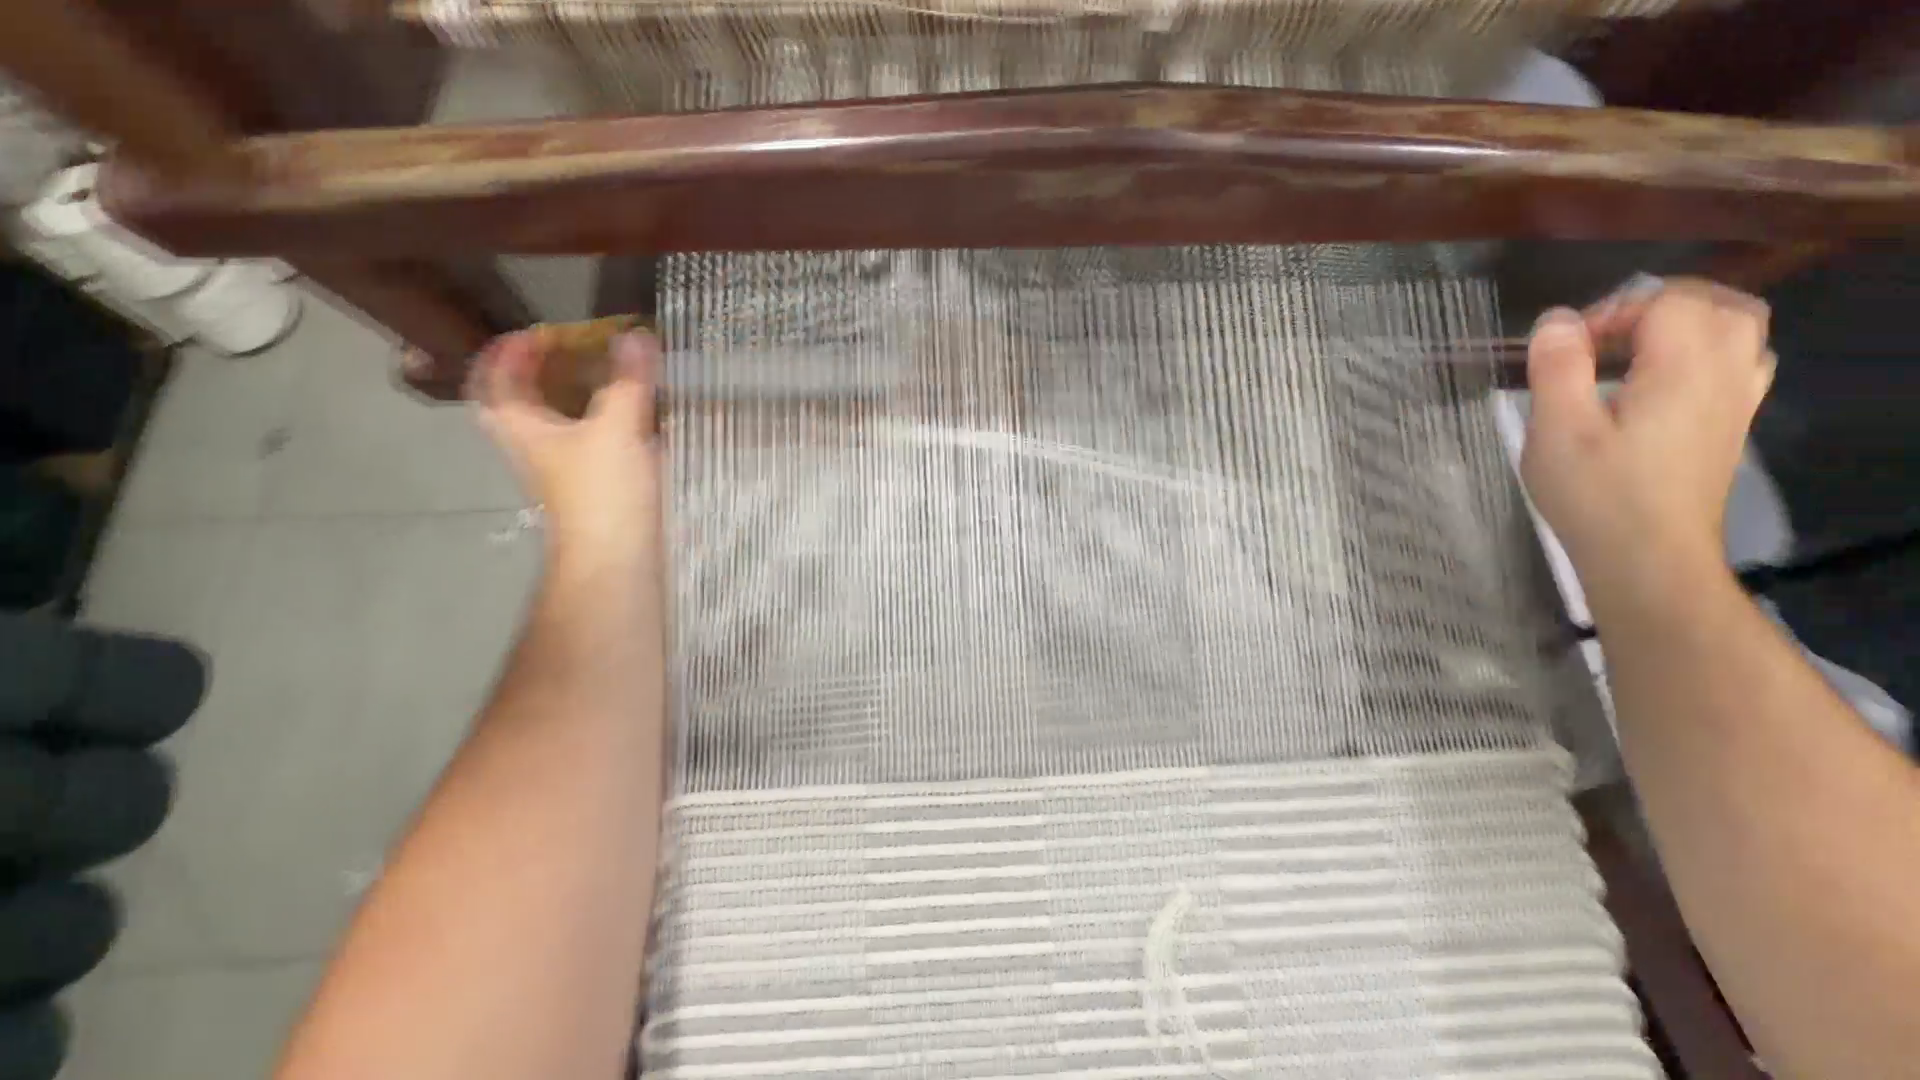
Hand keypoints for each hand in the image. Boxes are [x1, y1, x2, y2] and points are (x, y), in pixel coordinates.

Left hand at [469, 331, 663, 574]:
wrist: (614, 561)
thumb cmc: (602, 493)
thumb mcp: (616, 428)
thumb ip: (627, 380)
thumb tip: (635, 334)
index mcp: (522, 426)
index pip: (495, 378)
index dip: (510, 350)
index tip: (543, 329)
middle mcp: (533, 446)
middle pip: (521, 400)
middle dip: (539, 371)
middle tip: (572, 349)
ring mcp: (561, 469)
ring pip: (555, 421)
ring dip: (572, 394)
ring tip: (604, 373)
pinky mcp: (590, 486)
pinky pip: (587, 440)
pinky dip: (601, 420)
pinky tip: (631, 415)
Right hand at [1520, 277, 1775, 596]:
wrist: (1650, 560)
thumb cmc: (1598, 494)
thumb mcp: (1557, 429)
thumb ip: (1558, 366)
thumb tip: (1557, 321)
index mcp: (1686, 365)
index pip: (1665, 300)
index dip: (1611, 311)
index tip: (1567, 351)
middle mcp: (1726, 373)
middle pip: (1713, 305)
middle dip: (1655, 307)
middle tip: (1602, 340)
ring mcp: (1737, 402)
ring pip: (1737, 332)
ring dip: (1686, 327)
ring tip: (1633, 353)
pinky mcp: (1731, 428)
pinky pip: (1739, 366)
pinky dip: (1704, 356)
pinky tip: (1660, 384)